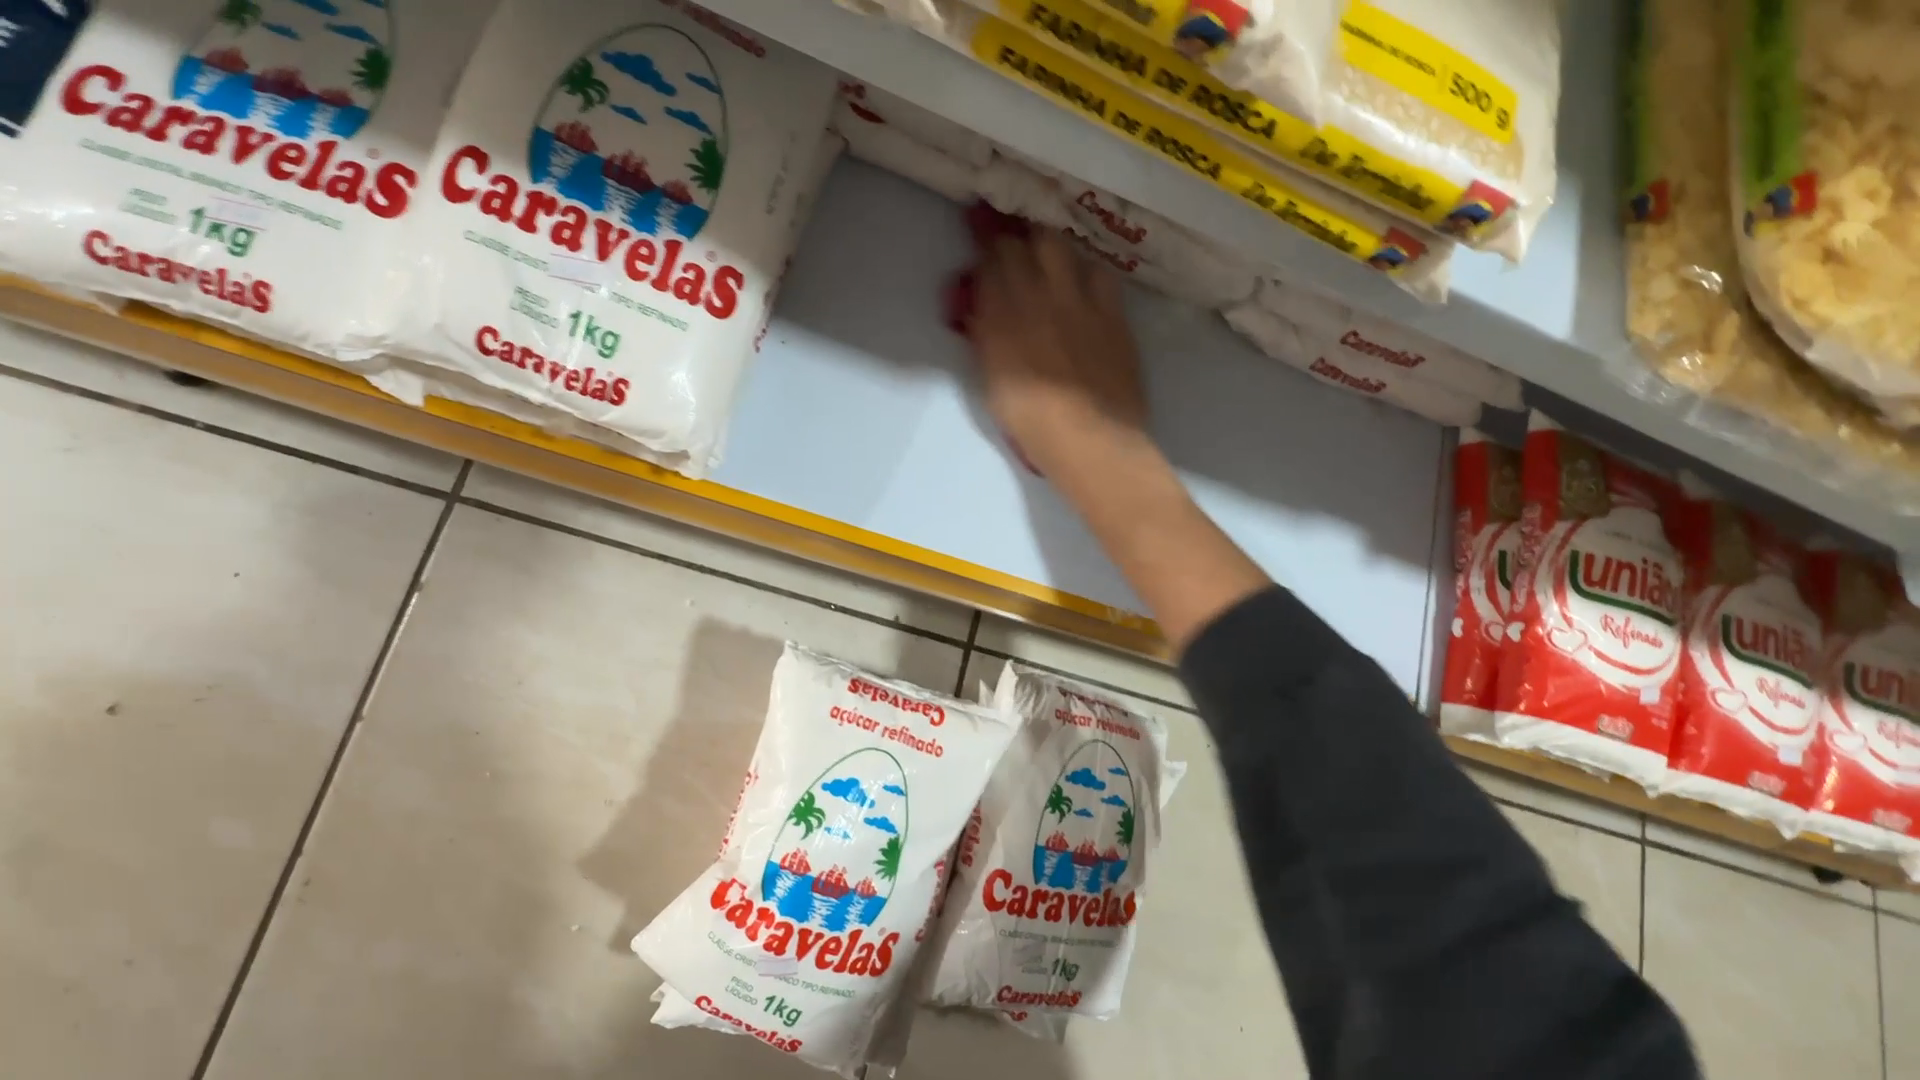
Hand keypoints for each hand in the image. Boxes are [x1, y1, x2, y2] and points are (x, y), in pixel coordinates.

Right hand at [971, 230, 1152, 481]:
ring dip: (1045, 242)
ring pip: (1058, 246)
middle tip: (1006, 234)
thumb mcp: (992, 383)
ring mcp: (1078, 300)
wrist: (1090, 438)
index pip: (989, 262)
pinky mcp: (1112, 312)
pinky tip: (1083, 279)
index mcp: (1001, 317)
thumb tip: (980, 312)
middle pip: (1020, 244)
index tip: (978, 234)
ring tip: (1042, 247)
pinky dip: (1084, 269)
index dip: (983, 244)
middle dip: (1010, 235)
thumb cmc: (1032, 425)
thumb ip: (986, 340)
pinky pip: (1098, 272)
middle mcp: (1037, 296)